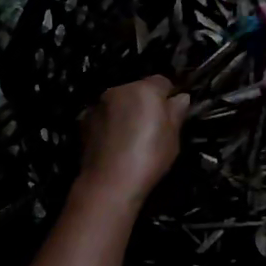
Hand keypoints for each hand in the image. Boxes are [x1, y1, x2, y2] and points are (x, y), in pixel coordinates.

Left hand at [77, 76, 189, 202]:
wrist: (110, 183)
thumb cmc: (149, 158)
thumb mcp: (173, 138)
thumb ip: (176, 113)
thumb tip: (181, 98)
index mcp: (145, 90)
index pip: (162, 82)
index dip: (169, 97)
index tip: (172, 116)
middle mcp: (119, 90)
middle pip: (137, 90)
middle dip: (145, 104)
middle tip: (153, 129)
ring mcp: (98, 104)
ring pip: (119, 102)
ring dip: (126, 113)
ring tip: (132, 139)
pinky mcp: (84, 121)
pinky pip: (105, 116)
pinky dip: (111, 124)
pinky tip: (115, 144)